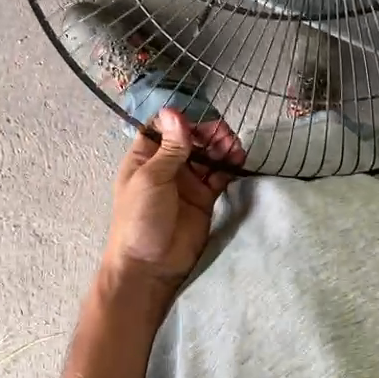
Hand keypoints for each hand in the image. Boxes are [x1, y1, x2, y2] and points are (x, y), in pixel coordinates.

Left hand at [104, 109, 244, 292]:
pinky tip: (238, 160)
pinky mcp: (205, 197)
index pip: (163, 127)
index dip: (181, 120)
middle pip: (191, 138)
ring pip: (209, 154)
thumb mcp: (151, 179)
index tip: (197, 121)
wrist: (149, 267)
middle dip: (208, 132)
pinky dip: (230, 165)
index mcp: (145, 157)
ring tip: (234, 148)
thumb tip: (174, 111)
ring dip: (222, 146)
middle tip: (223, 135)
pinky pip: (220, 175)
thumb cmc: (140, 219)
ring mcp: (188, 181)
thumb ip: (169, 147)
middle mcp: (167, 165)